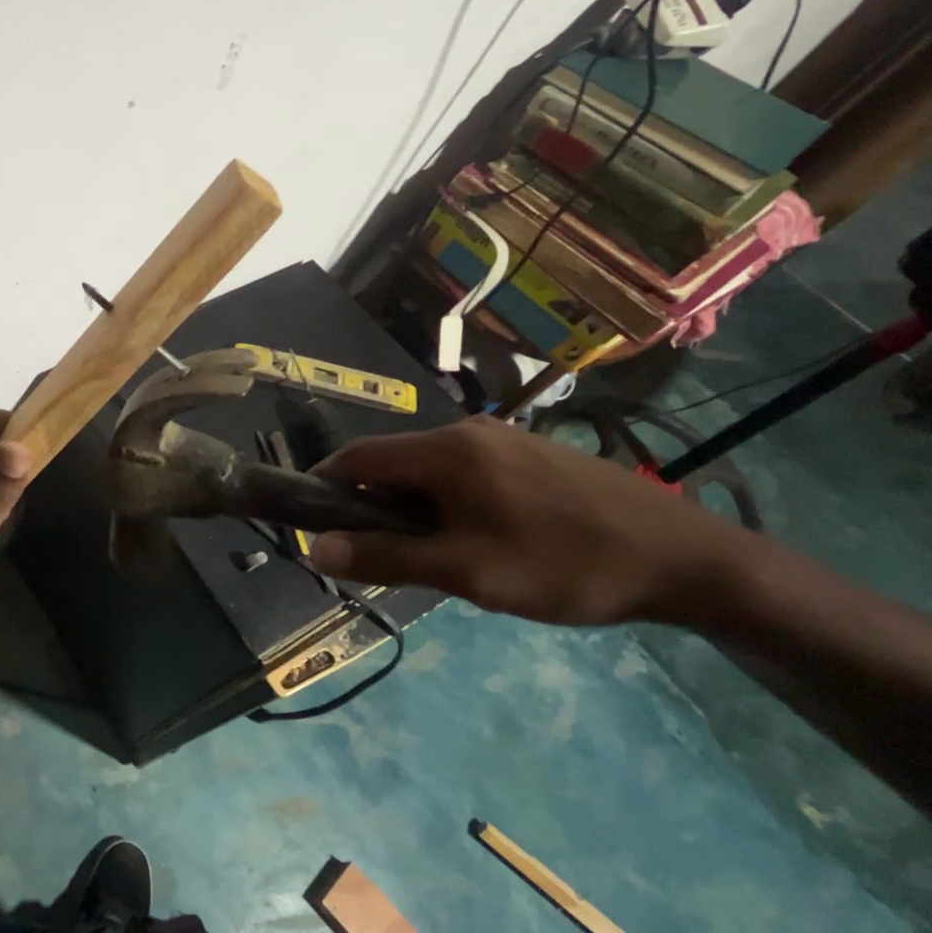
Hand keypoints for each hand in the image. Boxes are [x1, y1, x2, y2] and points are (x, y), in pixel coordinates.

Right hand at [308, 415, 758, 626]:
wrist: (690, 561)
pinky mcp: (535, 456)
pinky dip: (449, 504)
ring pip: (430, 472)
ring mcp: (506, 440)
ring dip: (413, 509)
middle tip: (381, 557)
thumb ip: (386, 557)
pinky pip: (467, 474)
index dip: (324, 488)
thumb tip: (314, 548)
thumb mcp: (467, 571)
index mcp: (446, 450)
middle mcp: (469, 432)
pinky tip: (479, 542)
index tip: (312, 526)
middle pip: (393, 463)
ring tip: (434, 558)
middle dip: (373, 506)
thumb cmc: (567, 565)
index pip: (357, 456)